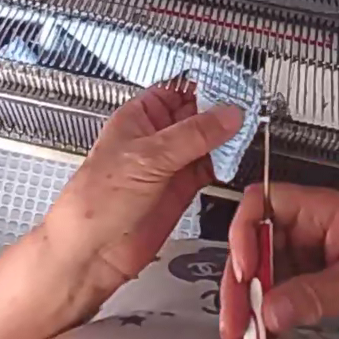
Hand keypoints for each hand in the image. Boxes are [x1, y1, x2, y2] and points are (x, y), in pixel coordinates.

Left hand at [35, 83, 243, 305]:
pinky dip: (225, 161)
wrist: (92, 253)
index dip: (203, 85)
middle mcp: (155, 138)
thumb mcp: (148, 157)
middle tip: (246, 107)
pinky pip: (211, 166)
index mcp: (139, 118)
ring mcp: (170, 163)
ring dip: (226, 136)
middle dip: (220, 110)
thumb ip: (192, 135)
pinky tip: (234, 156)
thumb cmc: (95, 201)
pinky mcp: (182, 188)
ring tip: (246, 130)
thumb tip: (227, 115)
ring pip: (207, 140)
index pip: (177, 89)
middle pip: (197, 114)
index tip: (230, 85)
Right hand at [217, 184, 338, 338]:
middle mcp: (308, 228)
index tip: (242, 270)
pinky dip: (267, 315)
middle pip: (255, 244)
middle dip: (240, 283)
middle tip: (235, 325)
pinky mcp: (312, 280)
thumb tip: (269, 311)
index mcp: (320, 209)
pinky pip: (279, 292)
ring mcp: (308, 254)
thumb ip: (316, 294)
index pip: (264, 202)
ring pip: (262, 272)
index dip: (244, 230)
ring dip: (248, 304)